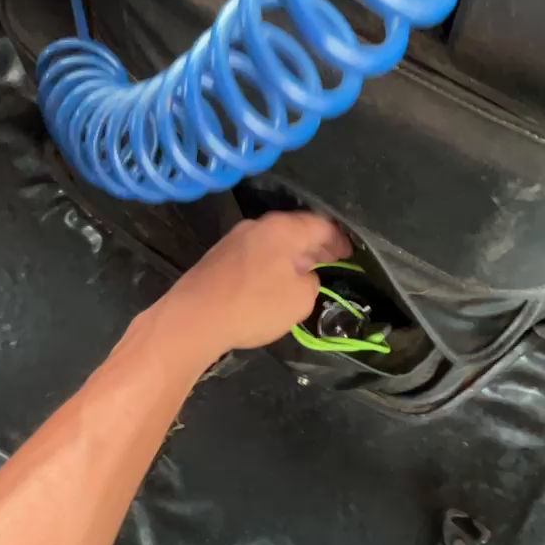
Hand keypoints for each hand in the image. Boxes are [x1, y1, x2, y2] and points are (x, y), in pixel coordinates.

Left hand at [151, 211, 350, 358]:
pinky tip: (273, 281)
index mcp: (283, 229)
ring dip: (291, 254)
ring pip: (273, 241)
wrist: (194, 318)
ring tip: (304, 271)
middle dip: (315, 244)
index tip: (350, 253)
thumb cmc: (254, 306)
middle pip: (295, 229)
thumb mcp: (299, 299)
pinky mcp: (218, 257)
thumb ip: (311, 282)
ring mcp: (234, 239)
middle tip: (331, 259)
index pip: (321, 225)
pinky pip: (255, 254)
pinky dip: (271, 262)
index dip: (339, 239)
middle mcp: (258, 226)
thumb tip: (304, 276)